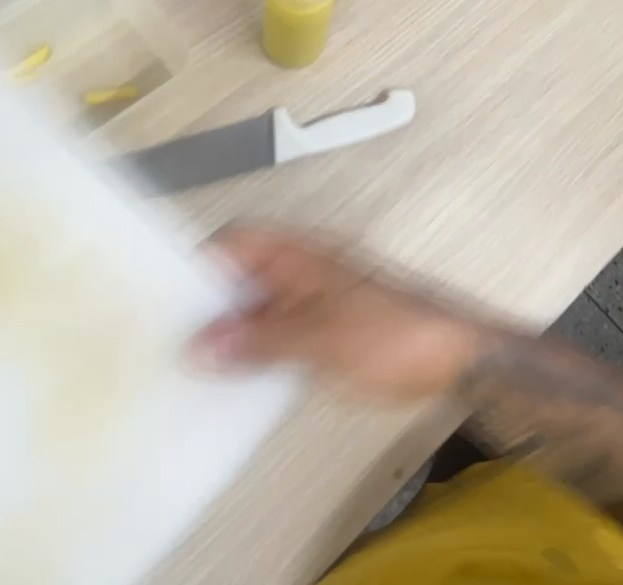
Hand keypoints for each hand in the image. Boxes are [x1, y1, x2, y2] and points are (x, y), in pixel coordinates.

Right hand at [189, 227, 491, 401]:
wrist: (458, 356)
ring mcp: (316, 298)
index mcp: (299, 254)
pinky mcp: (327, 328)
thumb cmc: (398, 332)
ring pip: (258, 308)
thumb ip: (256, 340)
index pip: (233, 242)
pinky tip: (242, 380)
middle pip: (241, 276)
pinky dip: (258, 352)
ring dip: (233, 333)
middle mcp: (304, 270)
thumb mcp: (317, 338)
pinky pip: (278, 333)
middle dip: (209, 306)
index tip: (165, 302)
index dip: (197, 265)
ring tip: (198, 368)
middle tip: (173, 343)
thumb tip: (201, 345)